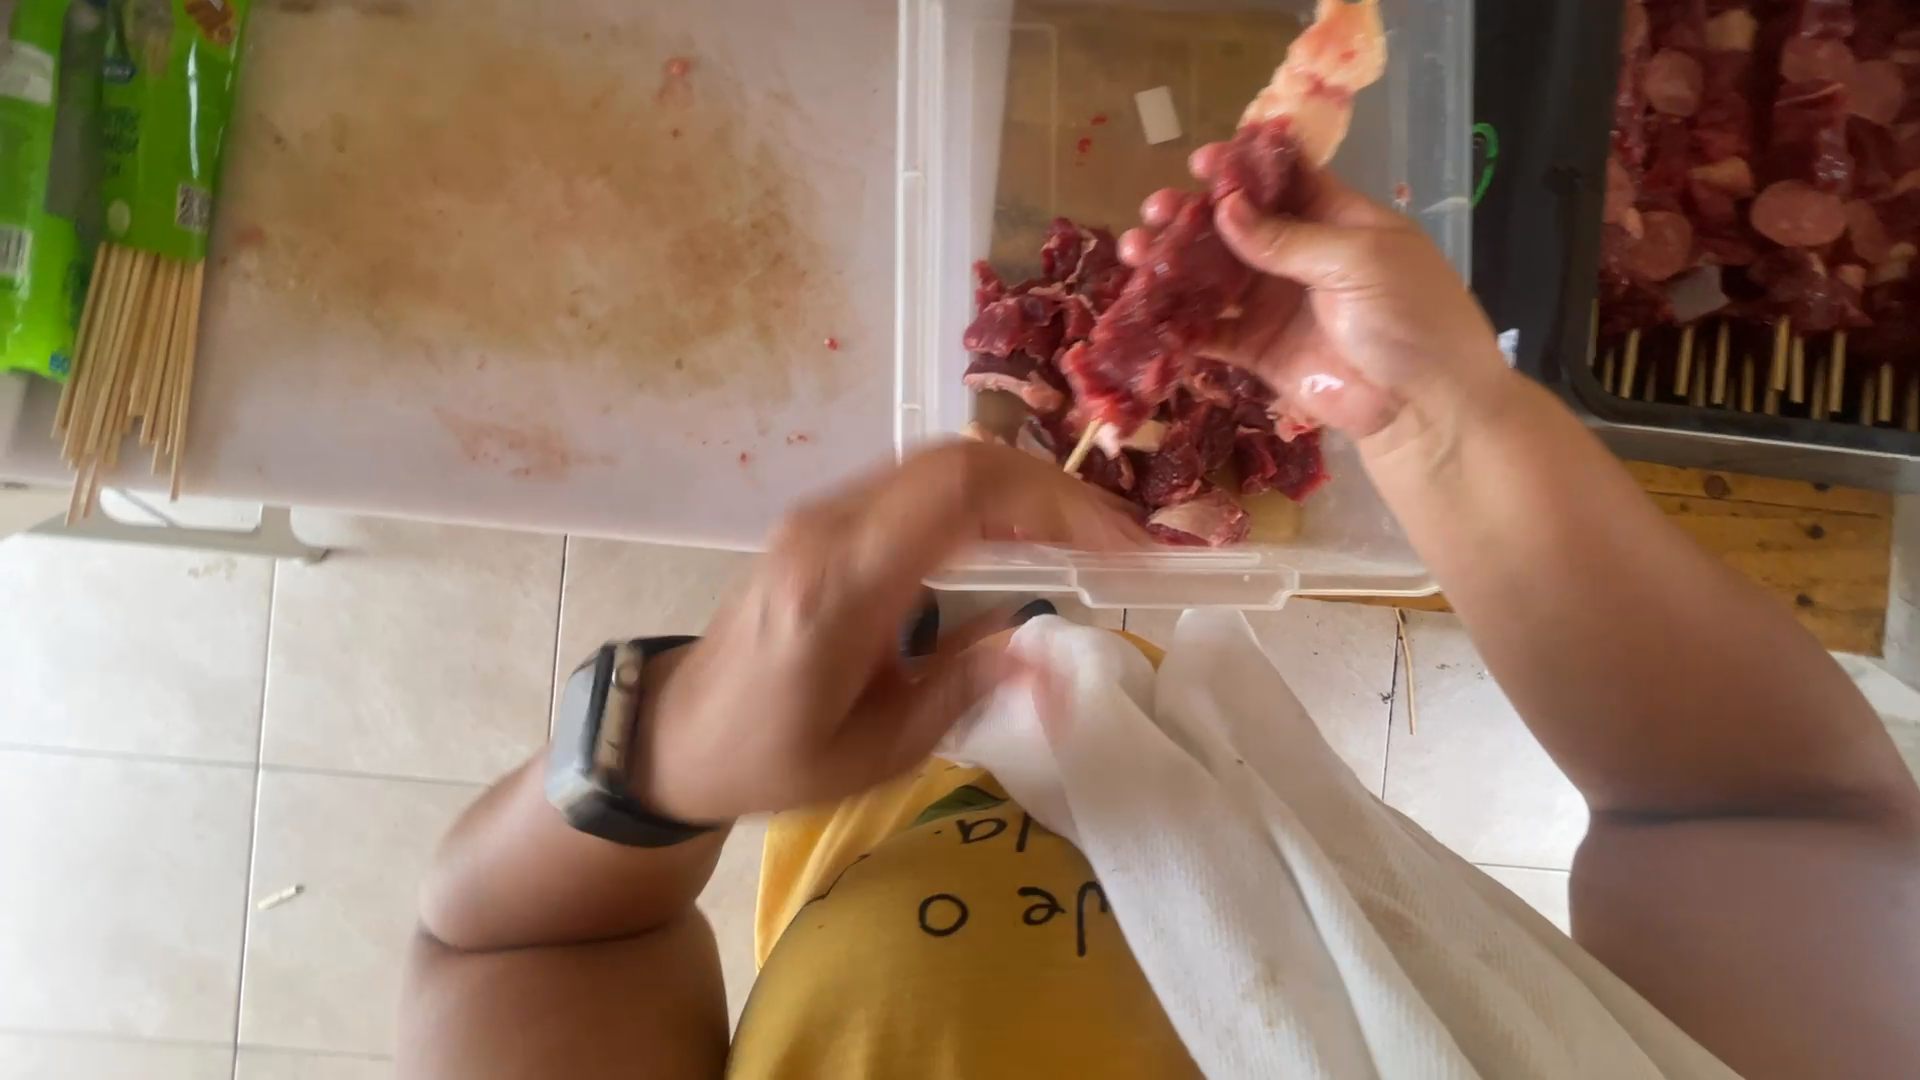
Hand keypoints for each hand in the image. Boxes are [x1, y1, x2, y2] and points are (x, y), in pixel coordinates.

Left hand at [637, 441, 1146, 822]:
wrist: (676, 734)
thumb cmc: (771, 759)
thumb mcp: (878, 751)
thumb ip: (965, 686)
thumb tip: (1046, 646)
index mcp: (840, 585)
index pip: (960, 495)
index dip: (1053, 505)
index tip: (1116, 548)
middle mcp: (829, 526)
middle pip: (958, 460)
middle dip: (1052, 491)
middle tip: (1116, 541)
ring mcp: (822, 512)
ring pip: (941, 460)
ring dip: (1021, 489)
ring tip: (1082, 537)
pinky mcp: (826, 517)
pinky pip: (918, 482)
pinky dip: (983, 497)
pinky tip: (1017, 535)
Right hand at [1119, 146, 1511, 449]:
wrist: (1417, 403)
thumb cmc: (1408, 315)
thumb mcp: (1357, 261)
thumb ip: (1287, 238)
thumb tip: (1225, 209)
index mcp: (1333, 220)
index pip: (1280, 181)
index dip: (1240, 168)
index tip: (1200, 162)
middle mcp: (1296, 258)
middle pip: (1234, 228)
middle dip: (1192, 217)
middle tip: (1155, 210)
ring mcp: (1271, 304)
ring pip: (1212, 277)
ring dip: (1173, 266)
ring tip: (1136, 253)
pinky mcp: (1254, 349)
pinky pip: (1209, 331)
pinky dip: (1179, 324)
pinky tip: (1148, 312)